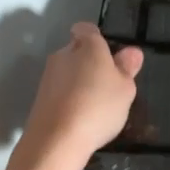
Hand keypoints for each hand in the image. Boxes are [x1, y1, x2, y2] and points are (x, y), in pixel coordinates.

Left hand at [10, 23, 142, 169]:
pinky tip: (79, 119)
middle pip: (76, 51)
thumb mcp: (125, 89)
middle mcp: (63, 54)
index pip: (86, 29)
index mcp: (87, 46)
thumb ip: (127, 68)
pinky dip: (68, 100)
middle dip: (89, 63)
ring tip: (95, 106)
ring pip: (67, 73)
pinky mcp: (38, 98)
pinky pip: (58, 92)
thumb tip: (131, 51)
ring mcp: (48, 77)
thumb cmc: (98, 107)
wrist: (56, 140)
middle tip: (107, 85)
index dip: (96, 39)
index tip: (108, 56)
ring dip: (78, 83)